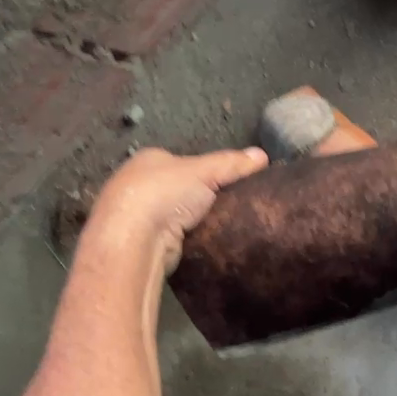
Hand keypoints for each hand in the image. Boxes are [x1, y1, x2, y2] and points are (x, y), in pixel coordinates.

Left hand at [84, 146, 268, 270]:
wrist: (133, 239)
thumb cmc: (163, 193)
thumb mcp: (205, 171)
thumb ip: (232, 163)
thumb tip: (262, 155)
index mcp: (149, 159)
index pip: (187, 161)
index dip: (212, 170)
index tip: (235, 182)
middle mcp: (138, 183)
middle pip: (186, 187)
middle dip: (207, 196)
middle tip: (236, 204)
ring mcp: (139, 214)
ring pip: (182, 213)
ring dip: (201, 218)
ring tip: (229, 223)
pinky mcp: (144, 240)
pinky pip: (178, 235)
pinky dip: (193, 236)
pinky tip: (210, 240)